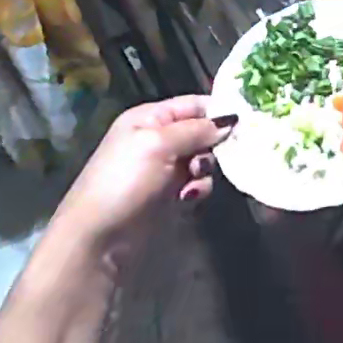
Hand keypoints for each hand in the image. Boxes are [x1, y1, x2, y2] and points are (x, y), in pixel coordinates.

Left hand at [49, 95, 233, 255]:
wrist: (98, 239)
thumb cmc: (125, 180)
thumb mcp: (159, 144)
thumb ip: (196, 129)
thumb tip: (230, 119)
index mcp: (149, 117)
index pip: (192, 104)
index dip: (216, 110)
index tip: (243, 121)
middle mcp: (157, 139)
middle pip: (200, 131)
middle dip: (213, 143)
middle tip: (218, 155)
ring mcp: (162, 169)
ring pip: (201, 159)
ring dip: (204, 169)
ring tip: (192, 183)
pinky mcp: (168, 196)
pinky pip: (195, 184)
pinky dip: (197, 189)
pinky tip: (188, 199)